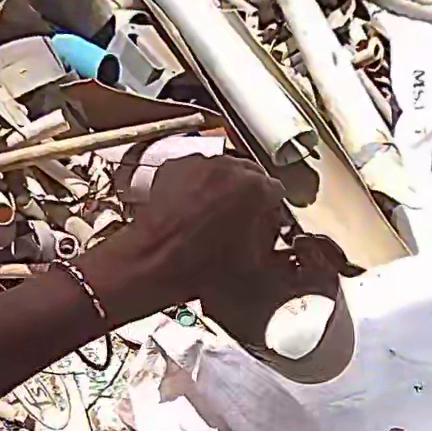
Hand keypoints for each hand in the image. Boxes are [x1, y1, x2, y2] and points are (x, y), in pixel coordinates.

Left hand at [77, 153, 287, 322]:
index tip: (265, 217)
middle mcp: (227, 168)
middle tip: (238, 218)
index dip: (270, 209)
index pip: (275, 191)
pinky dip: (196, 186)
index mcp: (254, 188)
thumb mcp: (252, 261)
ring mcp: (199, 165)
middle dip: (246, 195)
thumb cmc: (197, 266)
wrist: (156, 263)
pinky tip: (192, 209)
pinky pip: (194, 172)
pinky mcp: (175, 167)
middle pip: (249, 175)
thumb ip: (269, 240)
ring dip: (221, 188)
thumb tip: (268, 233)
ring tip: (212, 217)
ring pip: (221, 171)